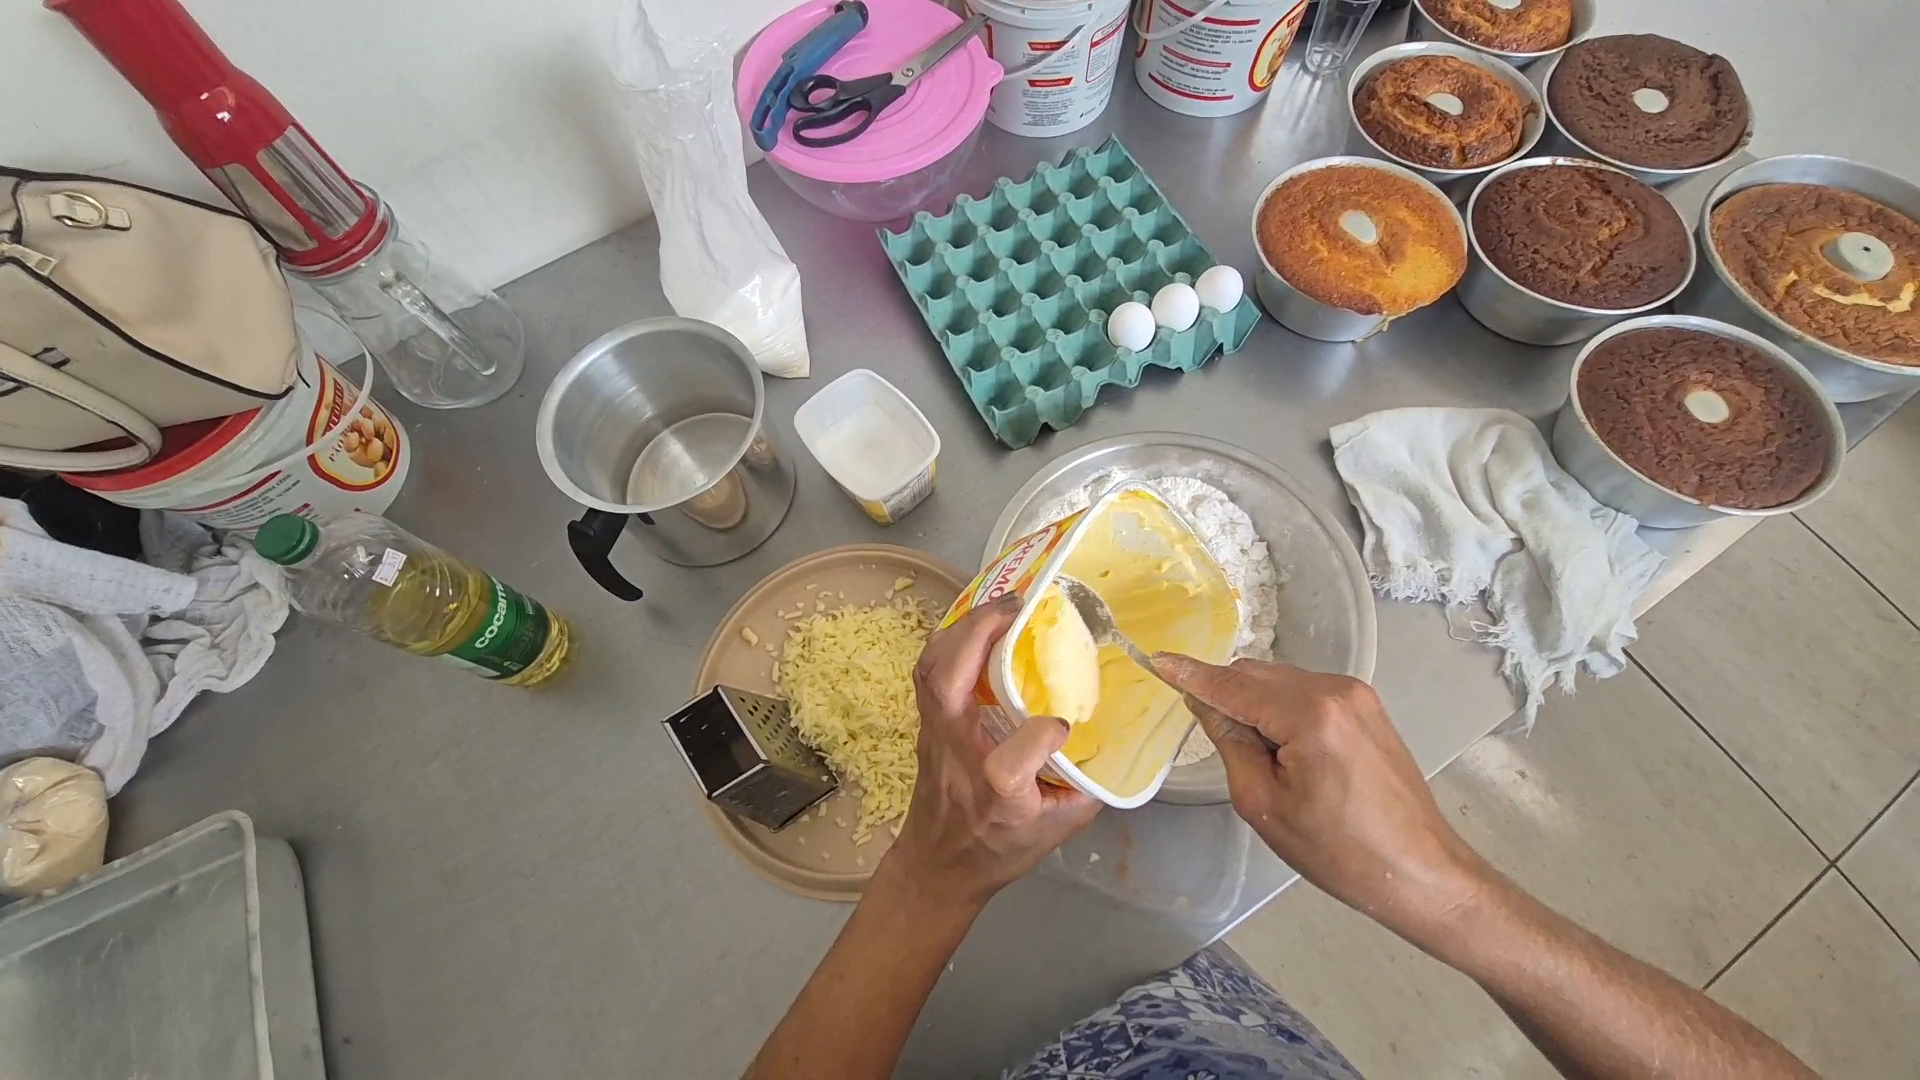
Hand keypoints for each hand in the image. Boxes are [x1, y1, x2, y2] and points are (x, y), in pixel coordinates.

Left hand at [885, 596, 1102, 909]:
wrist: (937, 866)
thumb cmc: (998, 849)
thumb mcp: (1056, 830)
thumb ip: (1084, 786)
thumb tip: (1111, 736)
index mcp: (995, 792)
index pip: (1012, 761)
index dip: (1043, 736)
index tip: (1065, 726)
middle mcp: (956, 753)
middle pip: (947, 684)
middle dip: (980, 632)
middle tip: (1020, 604)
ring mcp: (932, 733)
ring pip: (930, 668)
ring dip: (962, 628)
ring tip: (998, 607)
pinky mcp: (924, 721)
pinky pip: (928, 669)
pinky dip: (949, 640)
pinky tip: (975, 627)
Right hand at [1153, 654, 1493, 940]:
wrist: (1422, 873)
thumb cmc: (1338, 851)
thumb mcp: (1263, 802)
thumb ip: (1230, 741)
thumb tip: (1206, 703)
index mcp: (1308, 714)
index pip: (1232, 686)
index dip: (1191, 675)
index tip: (1156, 660)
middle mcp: (1334, 689)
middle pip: (1254, 675)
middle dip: (1224, 695)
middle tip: (1211, 735)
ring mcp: (1355, 694)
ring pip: (1277, 681)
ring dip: (1253, 703)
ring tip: (1259, 755)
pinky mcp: (1365, 705)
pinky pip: (1302, 691)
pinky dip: (1279, 708)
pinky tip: (1283, 746)